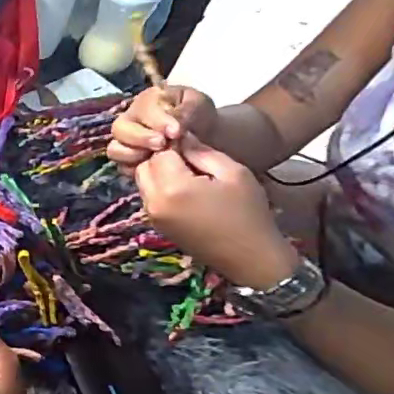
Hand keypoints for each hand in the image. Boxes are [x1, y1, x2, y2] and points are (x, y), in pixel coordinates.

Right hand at [108, 85, 218, 169]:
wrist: (207, 139)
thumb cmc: (200, 117)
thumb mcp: (199, 106)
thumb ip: (186, 112)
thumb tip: (172, 129)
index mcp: (147, 100)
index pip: (142, 108)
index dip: (157, 121)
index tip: (176, 132)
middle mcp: (130, 119)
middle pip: (120, 128)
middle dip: (141, 138)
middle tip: (163, 145)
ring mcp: (126, 141)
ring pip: (115, 149)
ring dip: (133, 154)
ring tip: (156, 156)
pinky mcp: (127, 161)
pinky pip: (121, 166)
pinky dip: (133, 168)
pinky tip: (152, 167)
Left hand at [134, 136, 301, 289]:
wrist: (249, 256)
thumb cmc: (247, 211)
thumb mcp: (232, 173)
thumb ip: (202, 152)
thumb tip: (182, 136)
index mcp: (173, 189)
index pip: (159, 152)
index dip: (175, 144)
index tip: (192, 144)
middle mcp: (154, 203)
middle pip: (145, 166)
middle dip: (162, 157)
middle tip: (190, 159)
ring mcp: (152, 216)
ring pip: (143, 181)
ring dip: (160, 172)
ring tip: (190, 174)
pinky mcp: (155, 225)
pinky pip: (149, 196)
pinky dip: (160, 188)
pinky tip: (186, 190)